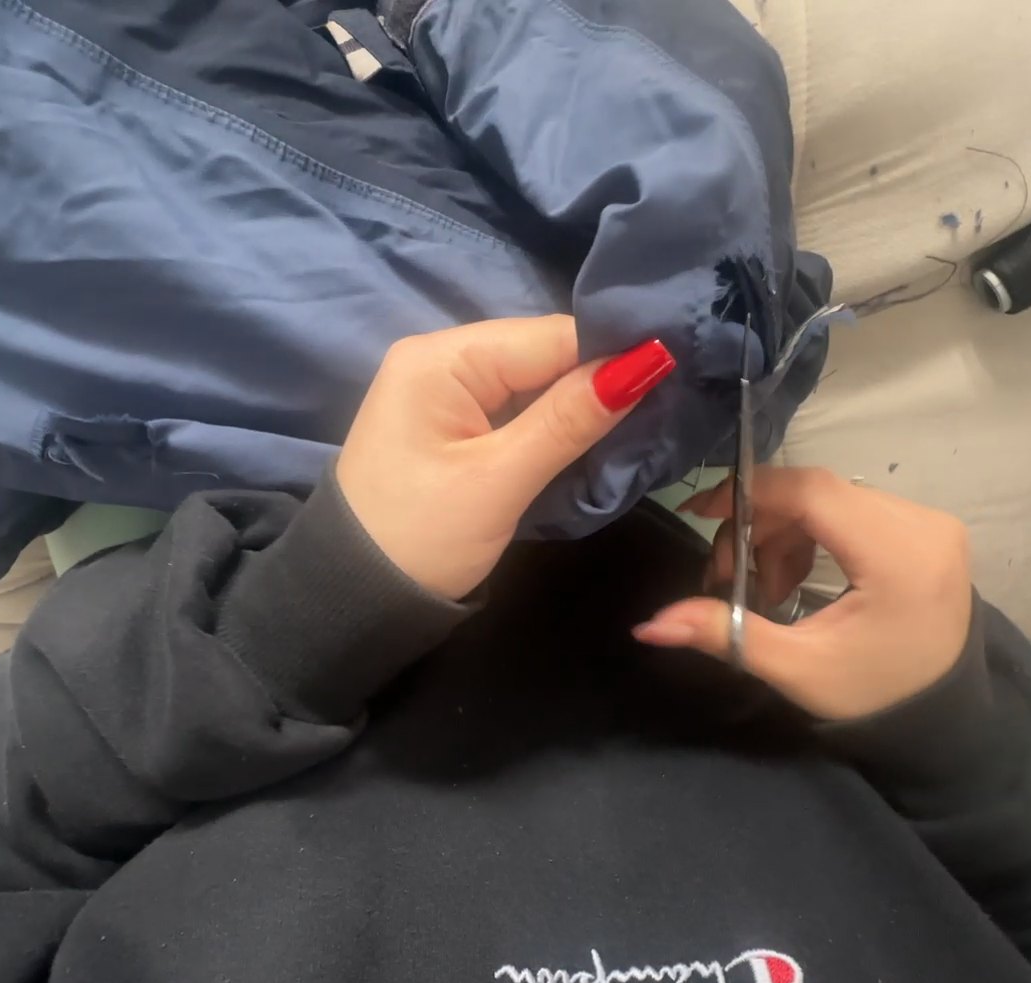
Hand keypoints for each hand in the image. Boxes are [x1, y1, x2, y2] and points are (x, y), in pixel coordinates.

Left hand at [335, 316, 673, 599]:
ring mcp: (444, 396)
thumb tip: (646, 362)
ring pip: (533, 388)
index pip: (548, 337)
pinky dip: (549, 432)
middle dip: (597, 386)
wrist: (357, 597)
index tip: (673, 381)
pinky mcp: (451, 429)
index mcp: (441, 359)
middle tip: (662, 415)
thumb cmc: (421, 539)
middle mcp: (440, 362)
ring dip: (578, 412)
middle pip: (542, 358)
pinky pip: (514, 415)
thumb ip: (568, 420)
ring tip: (635, 434)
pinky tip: (588, 448)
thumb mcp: (498, 479)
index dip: (612, 356)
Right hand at [633, 468, 972, 720]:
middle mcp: (922, 525)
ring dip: (778, 531)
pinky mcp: (921, 526)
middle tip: (727, 572)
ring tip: (763, 585)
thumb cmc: (871, 693)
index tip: (699, 512)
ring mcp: (927, 521)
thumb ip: (723, 634)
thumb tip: (650, 626)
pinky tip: (794, 574)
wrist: (939, 712)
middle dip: (757, 522)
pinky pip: (844, 507)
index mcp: (899, 558)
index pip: (813, 493)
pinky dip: (805, 532)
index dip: (750, 492)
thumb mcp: (795, 668)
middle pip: (814, 492)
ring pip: (824, 497)